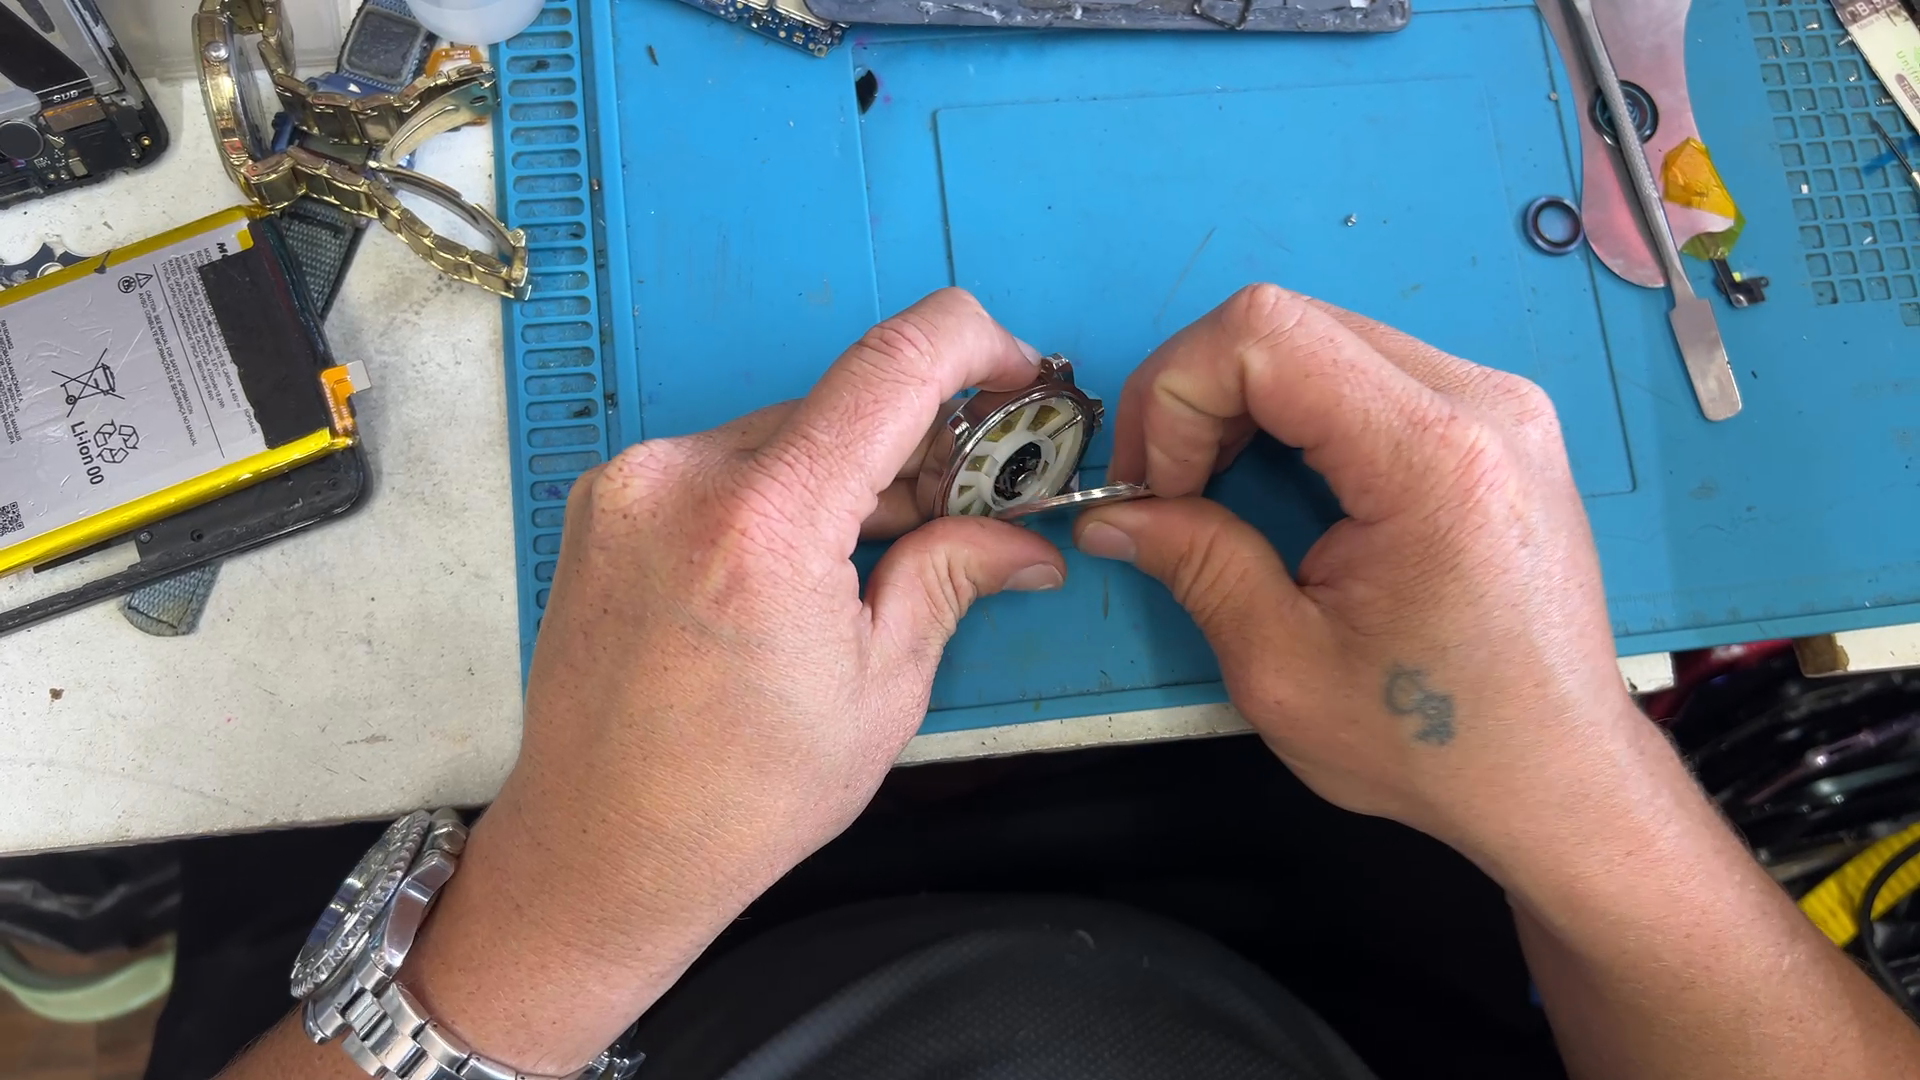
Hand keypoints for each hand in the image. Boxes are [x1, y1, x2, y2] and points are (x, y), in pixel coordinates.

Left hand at [402, 289, 1065, 1072]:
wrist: (598, 853)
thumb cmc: (751, 793)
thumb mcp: (884, 687)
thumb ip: (954, 577)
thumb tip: (1028, 543)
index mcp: (767, 521)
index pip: (893, 365)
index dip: (974, 344)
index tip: (1017, 374)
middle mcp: (683, 473)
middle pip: (844, 403)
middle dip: (921, 441)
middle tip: (966, 503)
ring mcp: (633, 480)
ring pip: (789, 433)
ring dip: (855, 471)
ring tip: (883, 547)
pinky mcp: (611, 499)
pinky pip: (734, 460)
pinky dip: (793, 485)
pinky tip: (809, 555)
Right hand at [1075, 284, 1644, 871]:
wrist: (1557, 783)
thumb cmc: (1425, 743)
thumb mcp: (1279, 668)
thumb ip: (1193, 564)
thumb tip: (1104, 516)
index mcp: (1431, 458)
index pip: (1265, 335)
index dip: (1173, 396)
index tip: (1154, 491)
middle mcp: (1476, 399)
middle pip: (1280, 322)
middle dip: (1187, 396)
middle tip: (1158, 488)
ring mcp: (1488, 401)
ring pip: (1308, 337)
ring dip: (1225, 402)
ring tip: (1199, 485)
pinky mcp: (1481, 421)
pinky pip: (1345, 370)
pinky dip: (1271, 410)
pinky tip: (1258, 476)